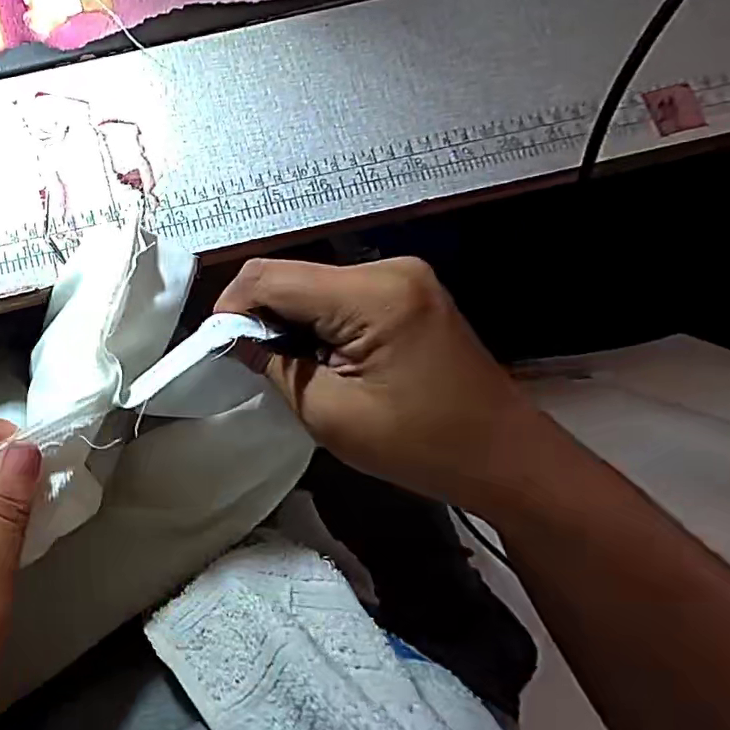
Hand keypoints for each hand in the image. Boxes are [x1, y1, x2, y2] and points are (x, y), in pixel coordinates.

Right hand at [214, 257, 570, 512]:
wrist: (509, 460)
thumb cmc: (423, 445)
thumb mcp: (330, 414)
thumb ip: (273, 364)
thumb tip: (232, 338)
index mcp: (374, 295)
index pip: (269, 278)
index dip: (231, 308)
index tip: (219, 347)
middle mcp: (387, 269)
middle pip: (285, 273)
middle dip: (255, 313)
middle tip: (250, 359)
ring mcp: (399, 276)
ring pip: (304, 280)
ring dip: (281, 317)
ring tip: (284, 362)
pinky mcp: (402, 289)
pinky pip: (330, 291)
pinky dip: (308, 317)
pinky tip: (315, 352)